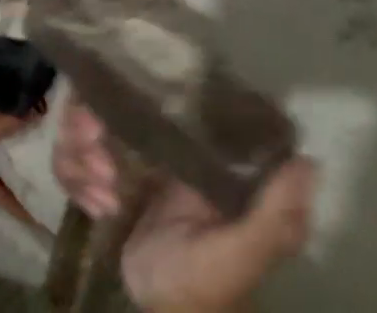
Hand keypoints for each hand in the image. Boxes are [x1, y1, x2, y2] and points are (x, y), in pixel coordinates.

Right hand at [54, 93, 315, 312]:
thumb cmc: (211, 281)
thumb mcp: (246, 251)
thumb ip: (276, 212)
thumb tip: (307, 160)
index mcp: (196, 149)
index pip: (154, 95)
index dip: (126, 96)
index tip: (105, 121)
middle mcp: (159, 142)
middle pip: (102, 103)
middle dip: (85, 129)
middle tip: (97, 163)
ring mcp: (127, 158)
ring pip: (79, 127)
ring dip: (77, 159)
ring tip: (100, 196)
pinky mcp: (103, 178)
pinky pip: (69, 158)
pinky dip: (72, 179)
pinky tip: (95, 208)